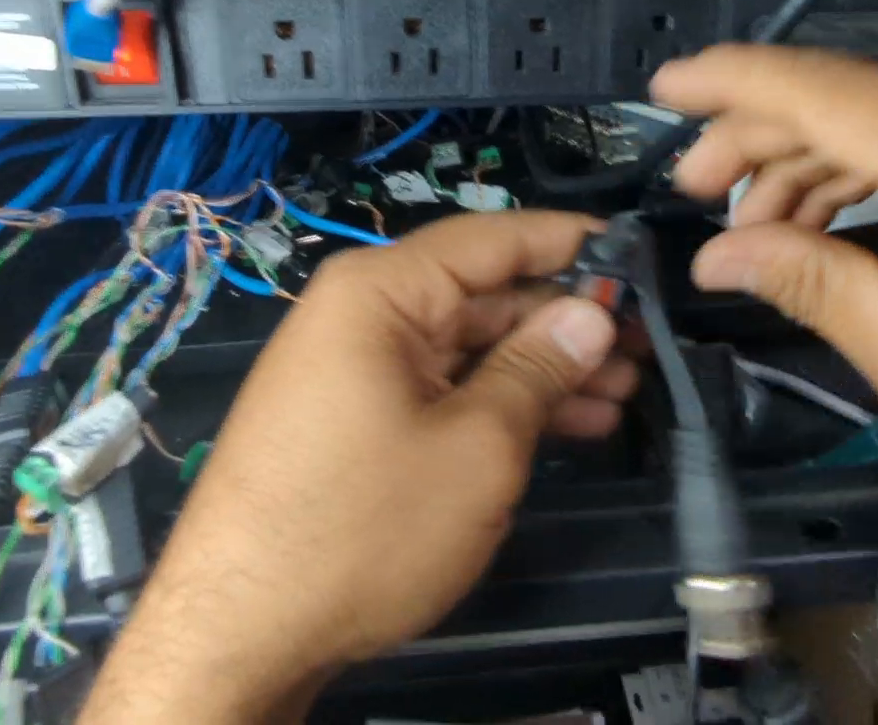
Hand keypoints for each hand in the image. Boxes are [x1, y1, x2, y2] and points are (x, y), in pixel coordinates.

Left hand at [85, 211, 638, 722]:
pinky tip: (570, 424)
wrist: (236, 639)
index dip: (568, 241)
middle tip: (641, 344)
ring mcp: (360, 368)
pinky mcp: (360, 417)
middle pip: (484, 295)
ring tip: (622, 389)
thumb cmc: (362, 525)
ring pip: (471, 347)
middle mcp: (366, 314)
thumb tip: (592, 311)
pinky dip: (503, 402)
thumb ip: (540, 367)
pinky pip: (445, 388)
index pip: (492, 238)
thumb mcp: (476, 445)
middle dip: (565, 319)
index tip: (633, 251)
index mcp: (382, 291)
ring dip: (545, 367)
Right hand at [653, 46, 877, 535]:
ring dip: (809, 158)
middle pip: (847, 96)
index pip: (827, 91)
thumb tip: (720, 256)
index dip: (734, 82)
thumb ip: (814, 287)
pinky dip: (867, 167)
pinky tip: (827, 214)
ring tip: (755, 223)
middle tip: (697, 190)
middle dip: (758, 137)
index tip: (666, 85)